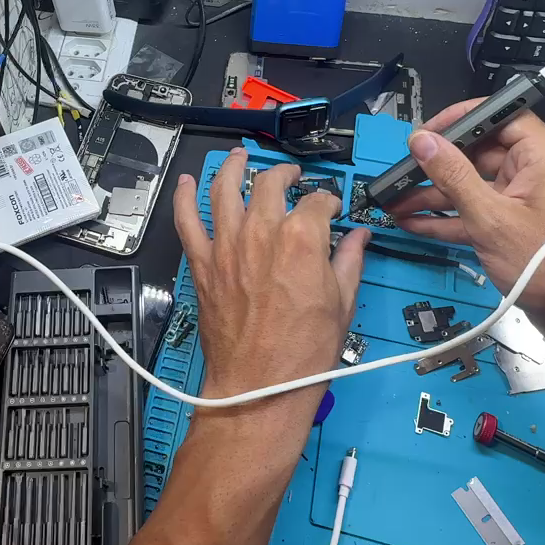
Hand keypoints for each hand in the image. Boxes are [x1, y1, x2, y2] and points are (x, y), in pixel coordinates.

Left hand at [173, 148, 368, 409]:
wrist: (259, 387)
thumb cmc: (304, 353)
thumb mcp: (342, 304)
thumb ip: (349, 261)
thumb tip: (359, 238)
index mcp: (303, 239)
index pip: (317, 202)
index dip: (328, 202)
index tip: (331, 209)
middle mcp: (261, 232)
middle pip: (270, 184)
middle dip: (284, 175)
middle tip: (290, 177)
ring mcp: (227, 245)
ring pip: (225, 189)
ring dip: (233, 167)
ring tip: (239, 156)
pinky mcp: (203, 263)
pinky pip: (187, 220)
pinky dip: (185, 197)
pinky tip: (188, 182)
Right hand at [384, 101, 544, 349]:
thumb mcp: (491, 218)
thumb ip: (452, 175)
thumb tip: (422, 140)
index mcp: (543, 157)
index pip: (499, 118)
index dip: (459, 120)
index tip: (424, 133)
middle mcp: (537, 173)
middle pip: (480, 155)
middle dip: (437, 166)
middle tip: (400, 175)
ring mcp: (527, 204)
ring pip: (474, 188)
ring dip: (435, 196)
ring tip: (395, 203)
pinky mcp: (519, 230)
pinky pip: (479, 214)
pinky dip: (450, 219)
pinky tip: (415, 224)